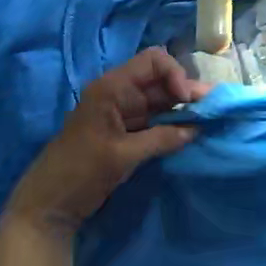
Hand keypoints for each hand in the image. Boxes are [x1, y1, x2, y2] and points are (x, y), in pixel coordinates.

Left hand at [5, 47, 210, 231]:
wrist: (50, 204)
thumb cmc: (80, 172)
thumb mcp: (122, 155)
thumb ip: (161, 139)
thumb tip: (196, 130)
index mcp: (111, 88)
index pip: (153, 62)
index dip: (175, 75)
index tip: (187, 101)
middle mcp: (118, 95)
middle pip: (160, 82)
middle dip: (187, 93)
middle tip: (215, 110)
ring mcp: (122, 114)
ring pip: (160, 103)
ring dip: (183, 110)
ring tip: (210, 120)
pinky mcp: (125, 134)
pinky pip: (154, 122)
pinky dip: (173, 126)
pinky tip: (191, 133)